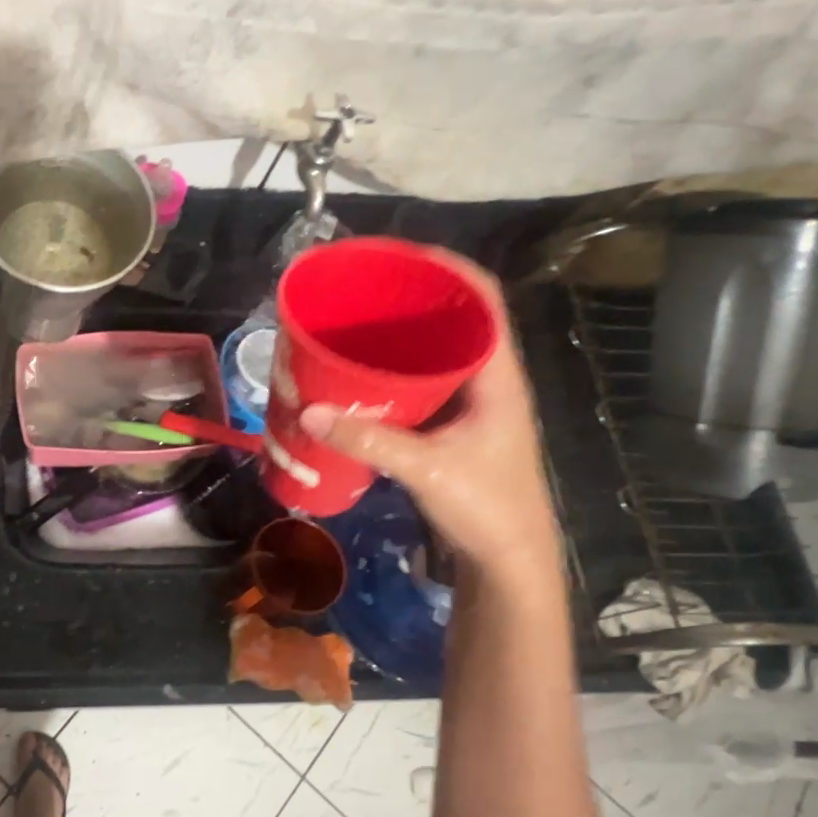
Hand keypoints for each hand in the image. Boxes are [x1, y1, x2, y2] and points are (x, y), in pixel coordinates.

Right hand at [297, 260, 561, 581]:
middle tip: (360, 290)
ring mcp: (472, 404)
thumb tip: (309, 410)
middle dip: (411, 296)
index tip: (396, 256)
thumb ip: (369, 440)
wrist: (509, 560)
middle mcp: (488, 379)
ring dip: (401, 333)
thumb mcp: (426, 469)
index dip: (445, 266)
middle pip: (455, 316)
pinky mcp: (454, 426)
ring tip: (353, 323)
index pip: (482, 297)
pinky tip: (359, 375)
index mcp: (497, 375)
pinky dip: (394, 369)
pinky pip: (423, 381)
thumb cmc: (486, 507)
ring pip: (438, 349)